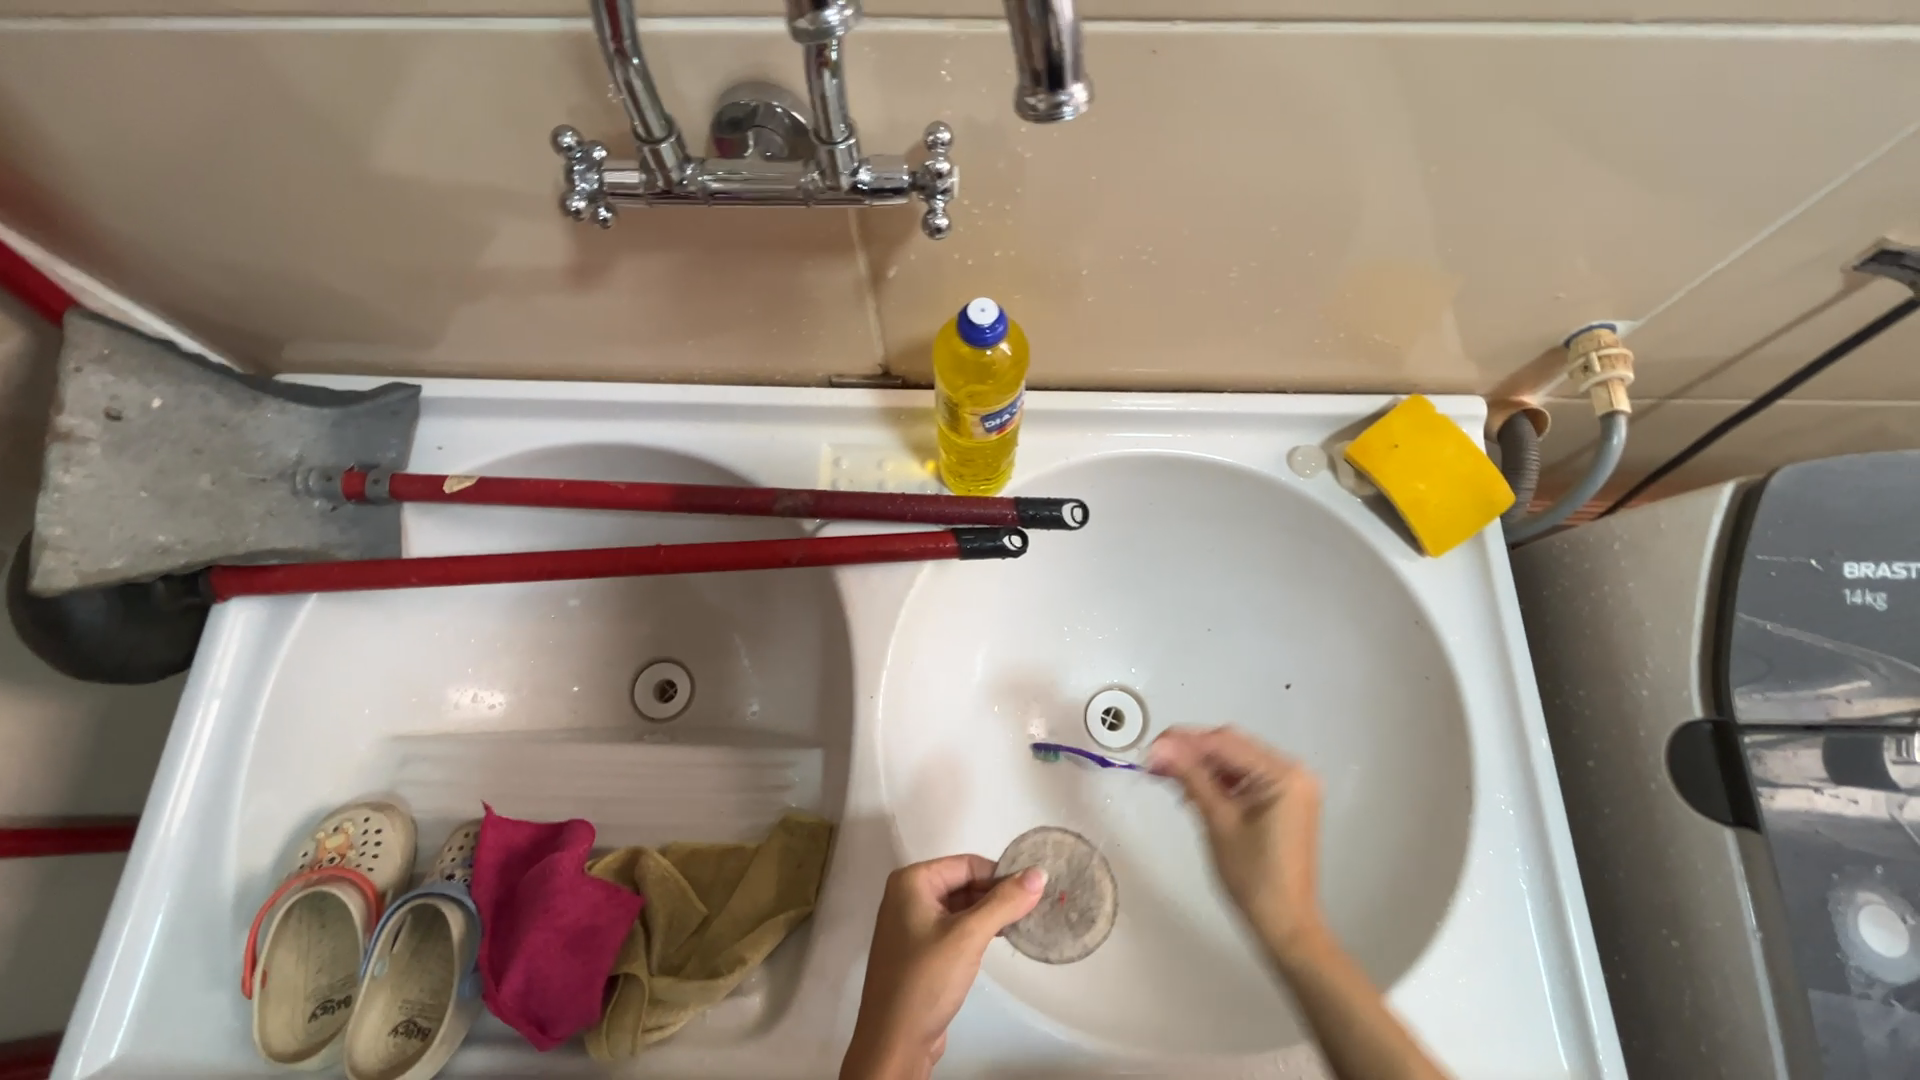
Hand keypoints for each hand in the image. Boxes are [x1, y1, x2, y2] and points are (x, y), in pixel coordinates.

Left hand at [841, 855, 1046, 1079]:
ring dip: (989, 914)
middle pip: (962, 883)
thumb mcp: (969, 936)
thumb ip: (1004, 902)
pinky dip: (976, 931)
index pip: (966, 864)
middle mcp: (907, 896)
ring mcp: (911, 924)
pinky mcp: (919, 950)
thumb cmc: (926, 979)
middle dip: (995, 895)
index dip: (1000, 874)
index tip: (1032, 890)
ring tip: (1022, 923)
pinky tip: (999, 940)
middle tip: (1032, 908)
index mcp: (912, 881)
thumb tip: (1039, 873)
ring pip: (960, 906)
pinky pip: (953, 928)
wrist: (894, 1042)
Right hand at [1149, 725, 1325, 960]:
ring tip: (1164, 773)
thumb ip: (1190, 776)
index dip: (1183, 742)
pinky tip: (1189, 786)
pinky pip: (1243, 778)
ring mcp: (1289, 786)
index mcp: (1283, 774)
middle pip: (1230, 746)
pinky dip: (1216, 780)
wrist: (1284, 923)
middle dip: (1190, 751)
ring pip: (1234, 761)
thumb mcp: (1217, 820)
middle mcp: (1292, 771)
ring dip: (1200, 765)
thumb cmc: (1253, 875)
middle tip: (1152, 760)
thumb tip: (1158, 747)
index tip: (1149, 749)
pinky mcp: (1281, 801)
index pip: (1225, 742)